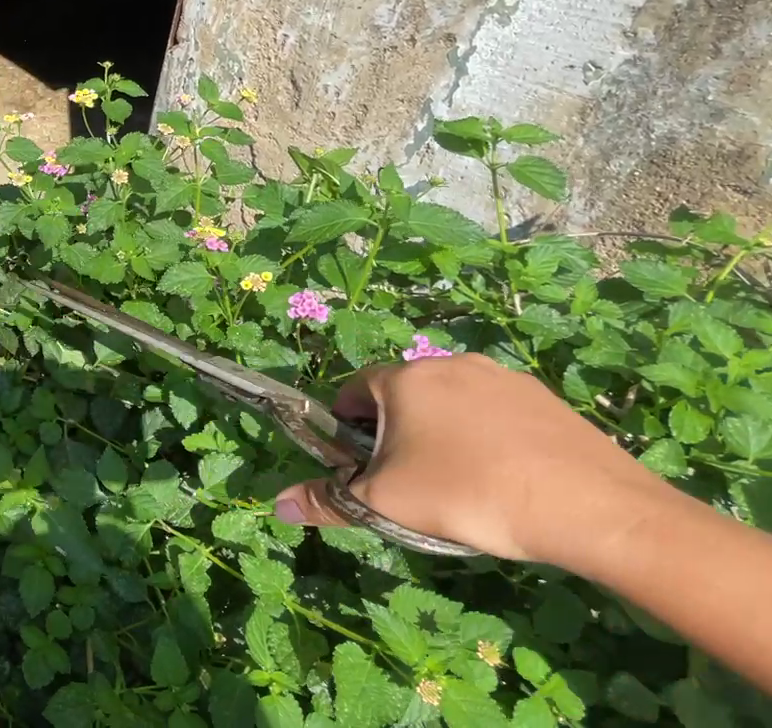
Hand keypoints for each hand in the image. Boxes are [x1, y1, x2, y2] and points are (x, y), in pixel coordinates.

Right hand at [273, 353, 673, 564]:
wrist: (598, 512)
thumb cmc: (470, 494)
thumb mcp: (386, 503)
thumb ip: (327, 502)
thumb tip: (278, 506)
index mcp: (402, 378)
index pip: (353, 391)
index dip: (349, 428)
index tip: (363, 465)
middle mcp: (447, 364)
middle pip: (402, 395)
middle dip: (396, 430)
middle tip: (411, 478)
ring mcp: (503, 378)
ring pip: (451, 403)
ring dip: (443, 431)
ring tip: (462, 482)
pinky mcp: (548, 399)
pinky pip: (497, 413)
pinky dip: (489, 437)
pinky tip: (507, 477)